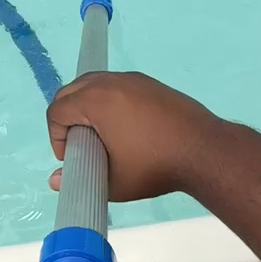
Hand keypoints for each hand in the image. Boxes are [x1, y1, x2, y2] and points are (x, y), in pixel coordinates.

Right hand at [47, 71, 222, 200]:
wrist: (205, 152)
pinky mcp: (149, 83)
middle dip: (67, 116)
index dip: (56, 135)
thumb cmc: (155, 167)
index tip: (71, 156)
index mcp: (94, 101)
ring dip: (86, 104)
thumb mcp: (114, 182)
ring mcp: (131, 79)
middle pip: (70, 91)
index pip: (57, 110)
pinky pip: (115, 85)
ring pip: (93, 83)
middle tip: (79, 143)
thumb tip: (55, 181)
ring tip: (99, 132)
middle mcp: (109, 82)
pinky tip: (124, 125)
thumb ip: (80, 179)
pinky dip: (108, 100)